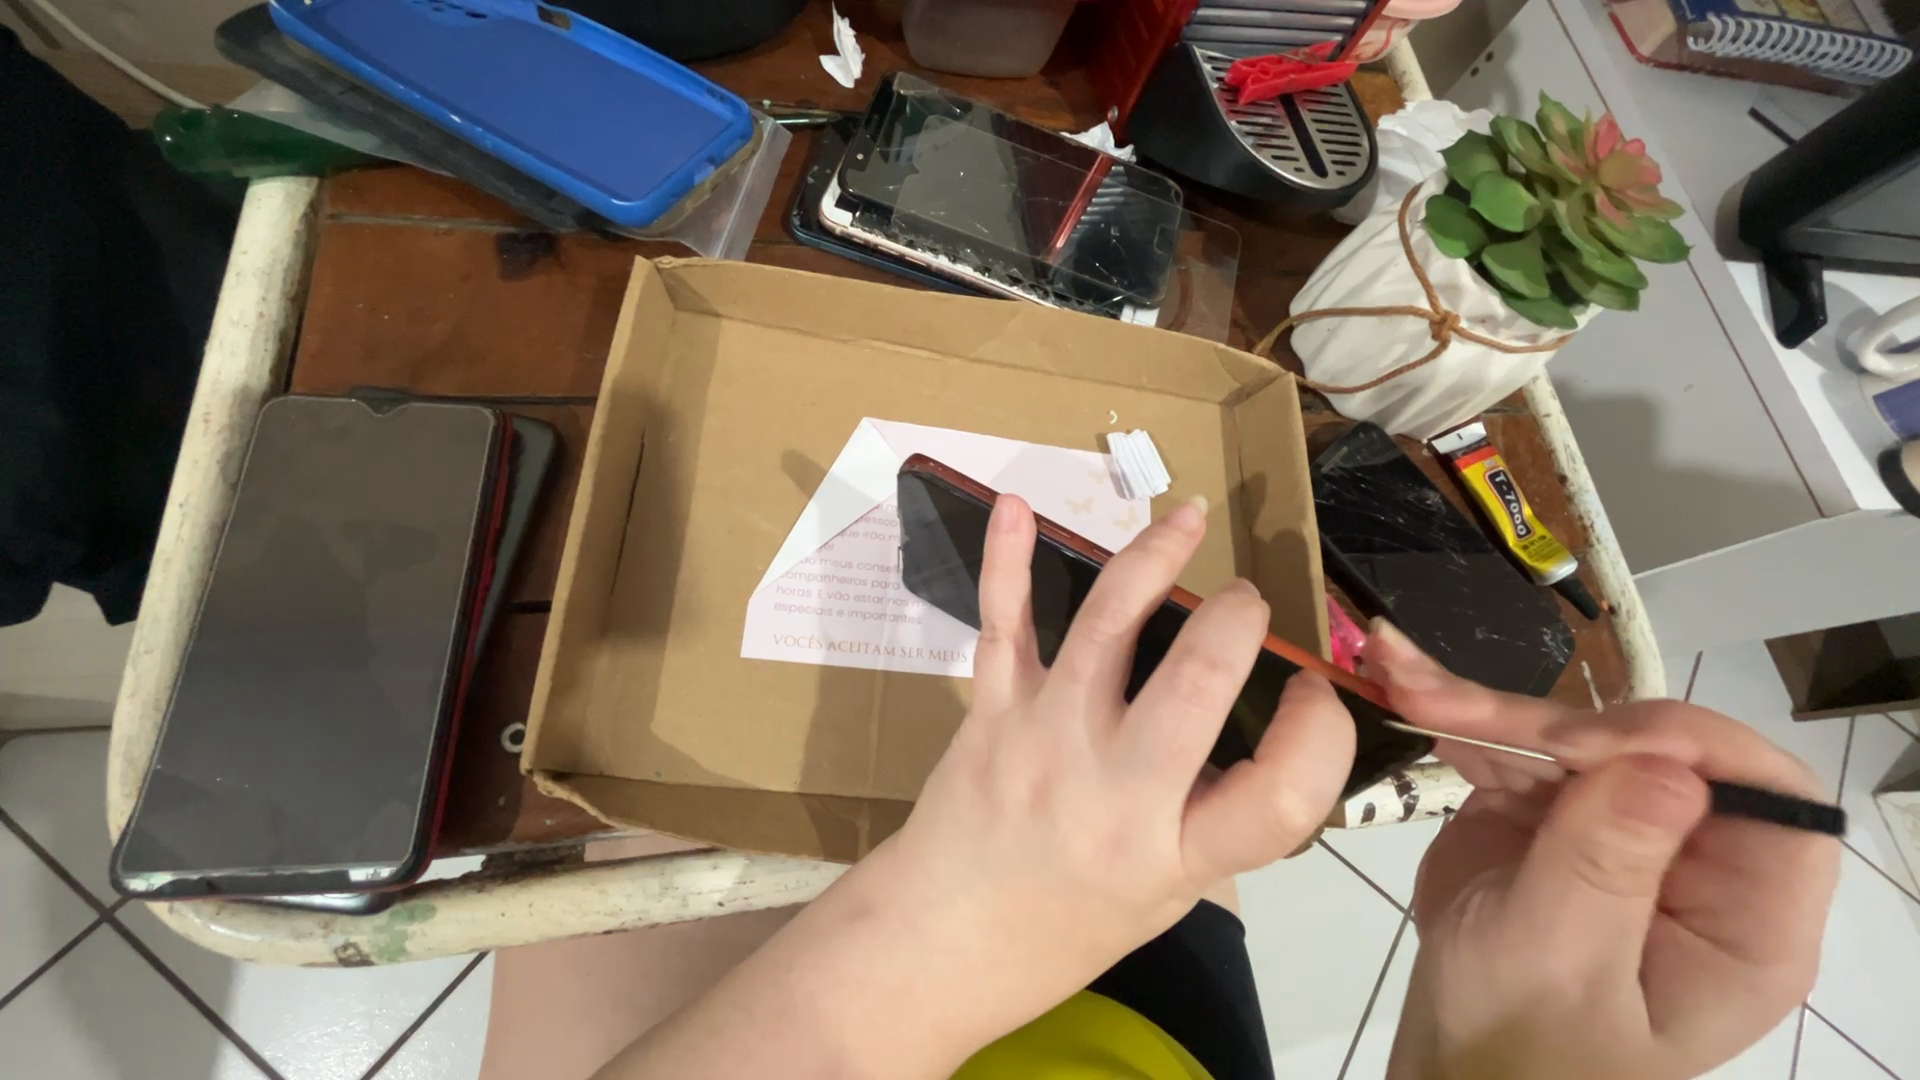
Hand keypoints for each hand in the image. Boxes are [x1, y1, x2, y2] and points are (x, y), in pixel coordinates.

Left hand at [600, 494, 1358, 1079]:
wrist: (947, 934)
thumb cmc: (1067, 923)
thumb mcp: (1168, 896)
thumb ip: (1217, 820)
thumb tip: (1266, 731)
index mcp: (1172, 856)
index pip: (1280, 798)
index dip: (1321, 734)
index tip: (1315, 690)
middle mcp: (1112, 791)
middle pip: (1194, 685)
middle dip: (1235, 622)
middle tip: (1246, 600)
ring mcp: (1044, 737)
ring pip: (1104, 629)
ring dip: (1153, 561)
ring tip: (1188, 520)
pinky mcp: (991, 706)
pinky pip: (1003, 623)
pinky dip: (1006, 560)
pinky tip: (1015, 506)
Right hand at [1366, 623, 1839, 1079]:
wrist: (1456, 1054)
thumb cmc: (1524, 1036)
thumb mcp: (1562, 960)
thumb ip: (1606, 865)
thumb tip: (1662, 764)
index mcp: (1736, 910)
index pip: (1762, 796)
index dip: (1684, 747)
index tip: (1575, 743)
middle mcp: (1678, 853)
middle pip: (1631, 749)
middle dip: (1529, 718)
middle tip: (1427, 696)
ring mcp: (1600, 828)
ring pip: (1556, 738)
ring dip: (1472, 703)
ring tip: (1393, 672)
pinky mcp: (1533, 815)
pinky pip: (1502, 751)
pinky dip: (1451, 720)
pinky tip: (1402, 695)